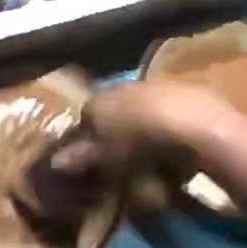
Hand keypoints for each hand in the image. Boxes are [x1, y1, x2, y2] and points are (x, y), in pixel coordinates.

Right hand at [86, 79, 239, 152]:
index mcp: (98, 99)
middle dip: (116, 130)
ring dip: (142, 126)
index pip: (86, 116)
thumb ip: (80, 158)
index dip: (89, 139)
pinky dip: (167, 125)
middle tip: (124, 158)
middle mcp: (121, 86)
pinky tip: (176, 146)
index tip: (95, 160)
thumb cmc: (137, 141)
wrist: (191, 123)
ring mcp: (153, 85)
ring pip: (139, 107)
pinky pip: (166, 111)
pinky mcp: (183, 90)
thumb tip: (55, 162)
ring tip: (152, 155)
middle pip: (113, 109)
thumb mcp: (104, 157)